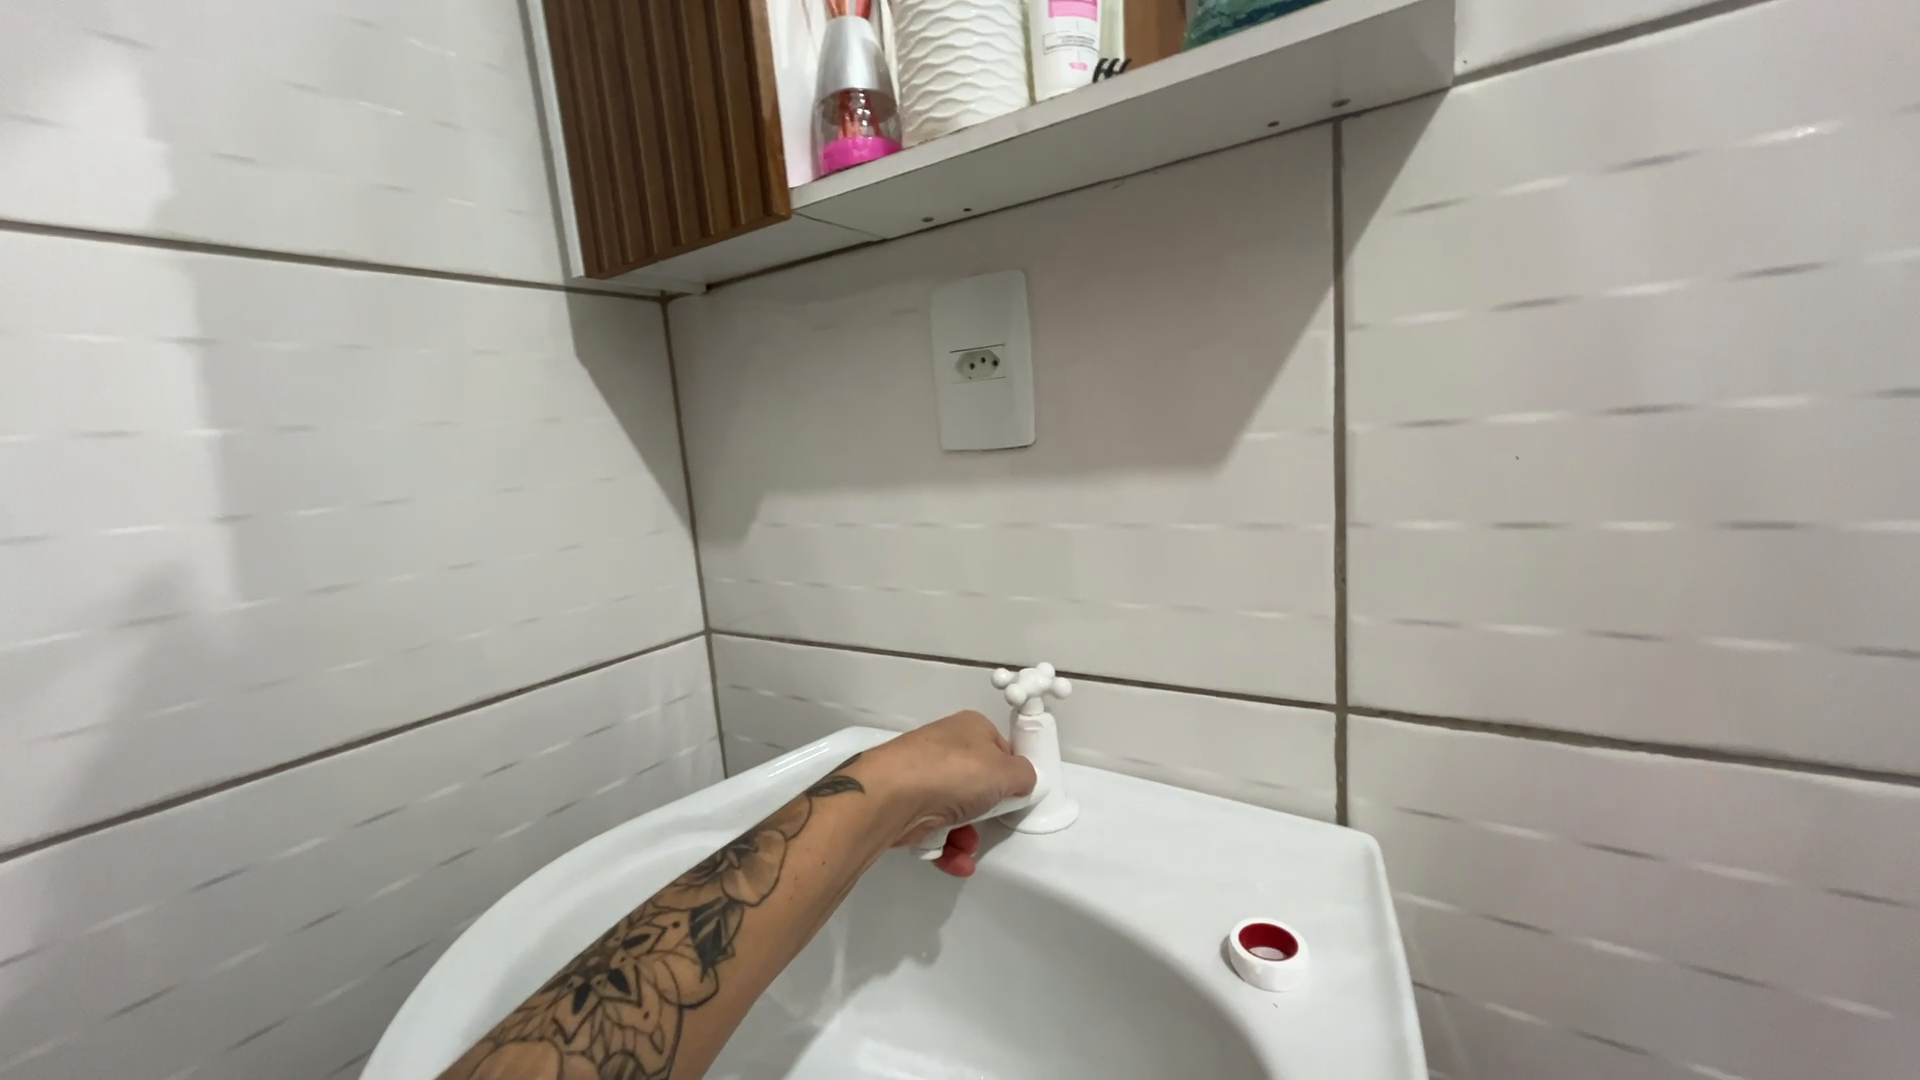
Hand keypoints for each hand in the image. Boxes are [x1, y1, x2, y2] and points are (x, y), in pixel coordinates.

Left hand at [851, 711, 1036, 875]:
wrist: (893, 794)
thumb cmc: (956, 773)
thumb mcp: (1006, 771)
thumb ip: (1024, 775)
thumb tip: (1022, 780)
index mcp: (970, 727)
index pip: (1000, 749)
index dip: (1010, 773)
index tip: (1016, 795)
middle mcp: (945, 747)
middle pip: (977, 782)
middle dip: (986, 811)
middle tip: (992, 821)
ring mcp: (922, 775)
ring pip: (956, 809)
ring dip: (968, 835)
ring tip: (968, 848)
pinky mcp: (907, 804)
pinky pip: (935, 828)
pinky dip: (947, 847)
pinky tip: (956, 861)